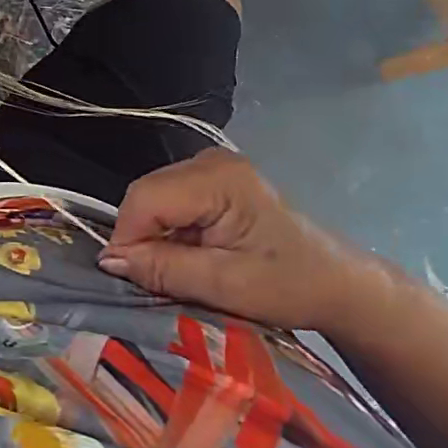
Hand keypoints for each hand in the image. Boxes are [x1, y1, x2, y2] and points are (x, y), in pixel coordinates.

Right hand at [96, 149, 391, 331]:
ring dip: (153, 236)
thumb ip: (163, 268)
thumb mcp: (224, 285)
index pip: (144, 199)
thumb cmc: (290, 285)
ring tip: (176, 269)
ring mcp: (209, 167)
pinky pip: (167, 201)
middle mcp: (208, 161)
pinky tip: (189, 254)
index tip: (128, 277)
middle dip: (140, 237)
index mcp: (218, 179)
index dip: (127, 238)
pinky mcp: (210, 180)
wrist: (339, 284)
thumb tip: (108, 260)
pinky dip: (167, 230)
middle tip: (155, 279)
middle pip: (145, 195)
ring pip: (152, 198)